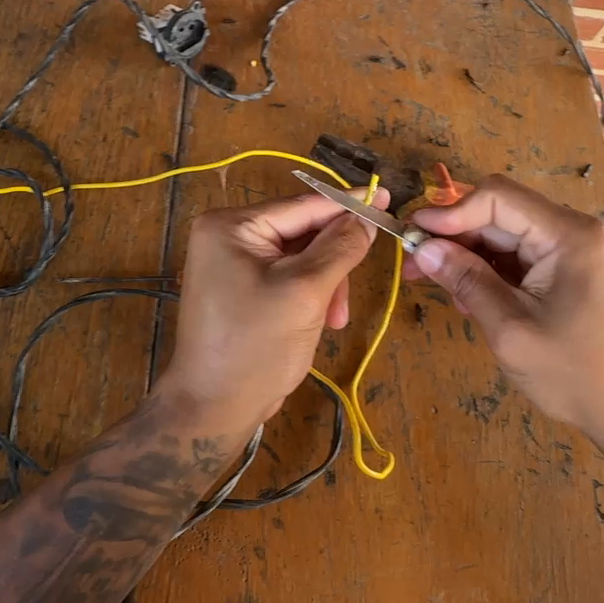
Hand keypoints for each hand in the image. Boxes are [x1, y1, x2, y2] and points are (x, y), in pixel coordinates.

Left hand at [156, 189, 386, 436]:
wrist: (214, 407)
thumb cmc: (256, 346)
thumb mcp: (305, 292)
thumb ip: (340, 248)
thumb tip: (368, 215)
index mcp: (230, 225)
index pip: (302, 206)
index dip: (347, 205)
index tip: (388, 195)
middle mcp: (226, 236)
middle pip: (301, 232)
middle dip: (332, 262)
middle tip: (350, 294)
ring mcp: (231, 263)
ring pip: (299, 257)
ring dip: (324, 284)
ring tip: (333, 319)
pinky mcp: (240, 288)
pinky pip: (286, 277)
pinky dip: (309, 295)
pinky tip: (319, 321)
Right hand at [403, 176, 603, 451]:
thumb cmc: (580, 375)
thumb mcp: (512, 330)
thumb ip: (467, 282)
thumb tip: (424, 249)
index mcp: (569, 236)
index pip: (497, 197)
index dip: (450, 212)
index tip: (412, 234)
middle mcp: (578, 233)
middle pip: (504, 215)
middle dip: (457, 236)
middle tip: (415, 266)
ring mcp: (583, 255)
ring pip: (513, 239)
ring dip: (474, 258)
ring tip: (442, 289)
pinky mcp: (582, 276)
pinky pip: (529, 260)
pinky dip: (498, 274)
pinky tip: (474, 299)